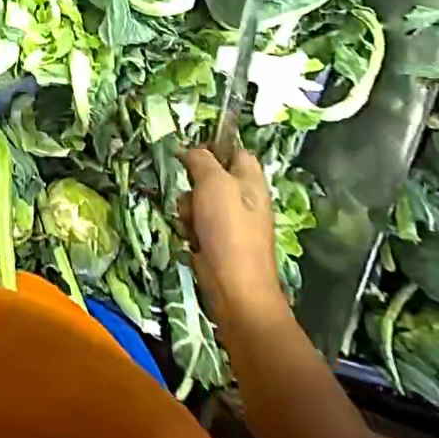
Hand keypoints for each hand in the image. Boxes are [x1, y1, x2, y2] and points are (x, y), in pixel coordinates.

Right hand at [181, 147, 286, 323]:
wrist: (235, 290)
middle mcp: (243, 198)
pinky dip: (189, 227)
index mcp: (251, 181)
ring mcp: (231, 221)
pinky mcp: (218, 241)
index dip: (212, 148)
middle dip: (193, 182)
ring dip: (187, 207)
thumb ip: (202, 160)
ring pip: (198, 199)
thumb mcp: (214, 184)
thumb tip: (191, 151)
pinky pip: (196, 222)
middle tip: (191, 192)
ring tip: (190, 221)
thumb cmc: (228, 231)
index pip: (234, 150)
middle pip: (211, 176)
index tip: (191, 154)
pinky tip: (190, 238)